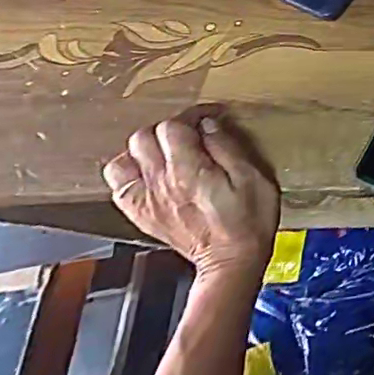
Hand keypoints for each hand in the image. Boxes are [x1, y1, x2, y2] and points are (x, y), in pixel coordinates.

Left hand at [104, 104, 279, 282]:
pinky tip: (154, 174)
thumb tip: (209, 125)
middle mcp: (159, 182)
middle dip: (168, 128)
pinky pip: (119, 185)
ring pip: (123, 159)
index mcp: (188, 170)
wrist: (232, 259)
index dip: (193, 115)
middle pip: (143, 138)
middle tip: (194, 132)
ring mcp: (145, 199)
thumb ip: (228, 148)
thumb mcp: (254, 176)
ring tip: (171, 152)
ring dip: (146, 150)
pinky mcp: (141, 213)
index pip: (172, 126)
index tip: (212, 115)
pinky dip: (132, 172)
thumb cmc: (251, 218)